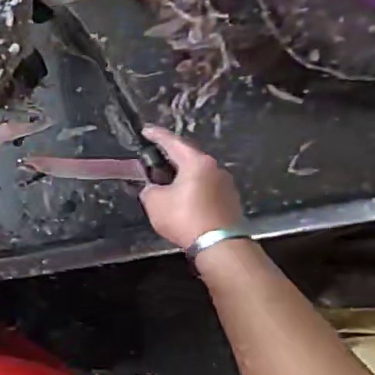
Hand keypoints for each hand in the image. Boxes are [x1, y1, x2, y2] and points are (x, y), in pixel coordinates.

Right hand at [138, 126, 245, 248]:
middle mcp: (215, 168)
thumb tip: (153, 187)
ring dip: (181, 173)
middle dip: (170, 155)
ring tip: (165, 179)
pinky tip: (180, 196)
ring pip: (197, 172)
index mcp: (197, 163)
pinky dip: (190, 186)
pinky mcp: (229, 199)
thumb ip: (150, 189)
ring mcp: (225, 184)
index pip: (174, 143)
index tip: (146, 130)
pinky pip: (205, 186)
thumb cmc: (184, 217)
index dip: (157, 136)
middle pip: (189, 156)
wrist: (218, 243)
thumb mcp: (154, 201)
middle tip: (154, 155)